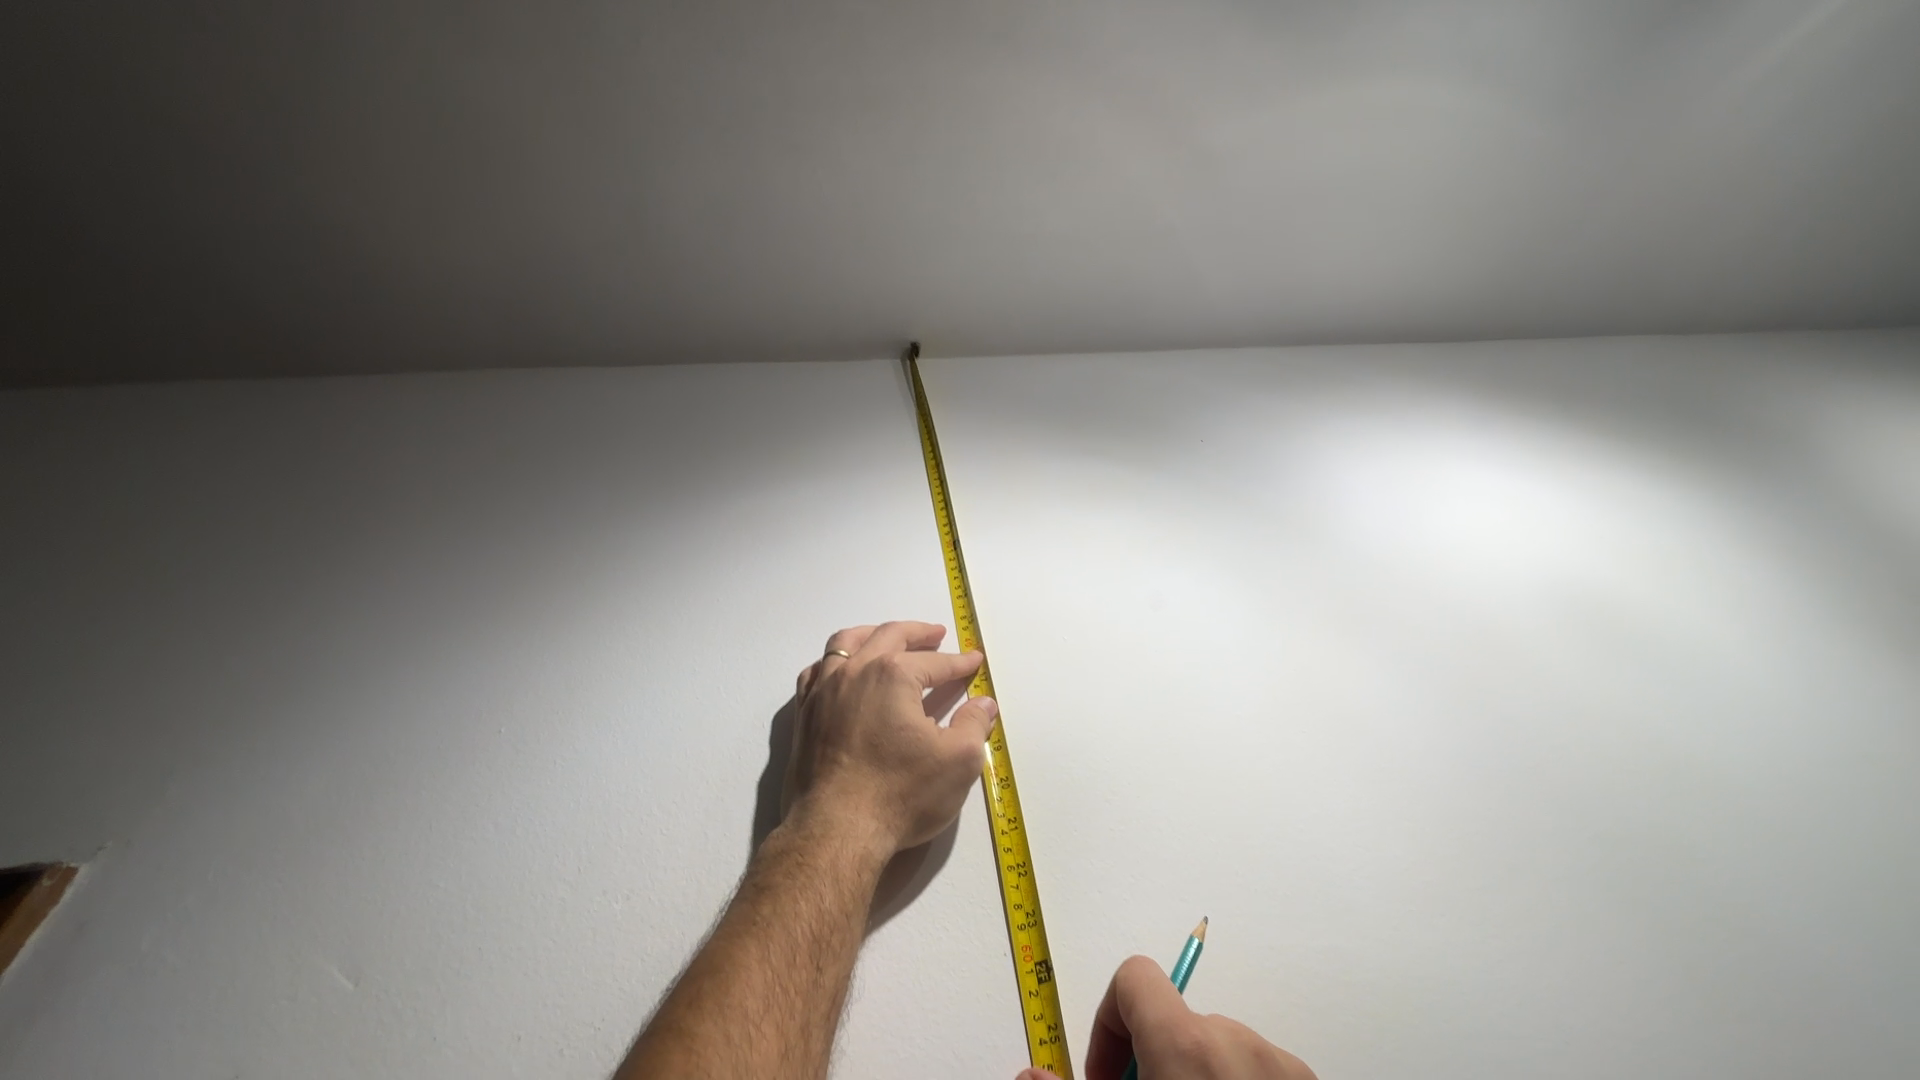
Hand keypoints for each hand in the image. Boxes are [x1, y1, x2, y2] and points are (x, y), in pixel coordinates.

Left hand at [783, 621, 996, 857]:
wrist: (835, 831)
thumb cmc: (900, 794)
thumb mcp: (957, 761)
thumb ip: (974, 725)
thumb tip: (984, 703)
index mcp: (893, 675)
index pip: (935, 662)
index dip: (959, 662)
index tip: (974, 661)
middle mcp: (854, 672)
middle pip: (889, 637)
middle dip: (917, 634)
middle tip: (936, 635)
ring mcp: (823, 691)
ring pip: (845, 644)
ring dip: (872, 635)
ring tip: (888, 639)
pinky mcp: (803, 715)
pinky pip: (816, 672)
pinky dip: (834, 662)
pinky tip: (844, 672)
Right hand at [1015, 956, 1317, 1079]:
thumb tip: (1030, 1073)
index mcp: (1188, 1043)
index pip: (1134, 979)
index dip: (1108, 1023)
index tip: (1105, 1079)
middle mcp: (1239, 1042)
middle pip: (1176, 1023)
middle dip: (1150, 1067)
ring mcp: (1283, 1069)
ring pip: (1219, 1053)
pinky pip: (1258, 1075)